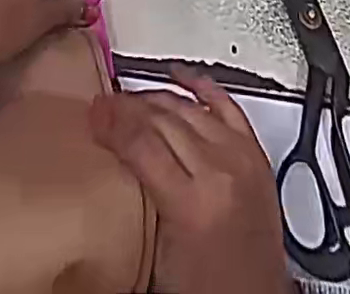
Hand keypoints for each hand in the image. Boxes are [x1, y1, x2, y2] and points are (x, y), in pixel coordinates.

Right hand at [91, 68, 290, 293]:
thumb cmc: (207, 290)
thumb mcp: (154, 254)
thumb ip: (133, 199)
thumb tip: (106, 153)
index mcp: (191, 205)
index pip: (141, 143)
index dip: (112, 123)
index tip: (94, 112)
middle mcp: (220, 173)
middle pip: (163, 118)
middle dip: (127, 106)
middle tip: (105, 103)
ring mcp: (241, 158)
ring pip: (188, 107)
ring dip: (155, 97)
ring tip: (131, 97)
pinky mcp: (255, 153)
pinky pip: (226, 105)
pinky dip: (202, 86)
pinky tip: (182, 76)